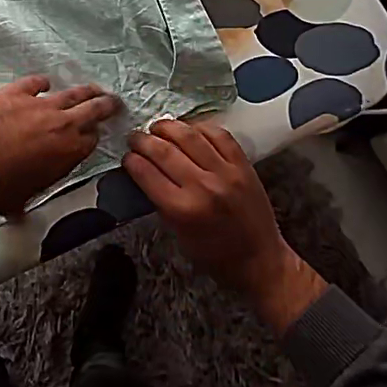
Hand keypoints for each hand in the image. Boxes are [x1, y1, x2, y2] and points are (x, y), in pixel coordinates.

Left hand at [0, 76, 118, 227]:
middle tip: (112, 102)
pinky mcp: (16, 93)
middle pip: (93, 109)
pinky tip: (45, 82)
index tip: (94, 134)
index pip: (92, 139)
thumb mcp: (28, 196)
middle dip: (105, 105)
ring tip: (92, 89)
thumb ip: (36, 191)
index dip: (94, 136)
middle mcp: (62, 125)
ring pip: (72, 93)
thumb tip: (23, 212)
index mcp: (70, 151)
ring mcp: (40, 105)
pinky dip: (42, 82)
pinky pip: (35, 83)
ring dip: (85, 91)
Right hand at [123, 118, 327, 334]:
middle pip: (163, 150)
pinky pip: (218, 135)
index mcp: (182, 210)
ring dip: (167, 127)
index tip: (127, 157)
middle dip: (142, 140)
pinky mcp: (243, 165)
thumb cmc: (214, 254)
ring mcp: (225, 173)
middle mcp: (203, 187)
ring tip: (157, 128)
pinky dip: (199, 127)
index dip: (131, 160)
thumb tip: (144, 172)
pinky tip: (188, 129)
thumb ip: (161, 201)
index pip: (146, 173)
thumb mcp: (178, 233)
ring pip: (189, 135)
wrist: (259, 259)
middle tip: (135, 138)